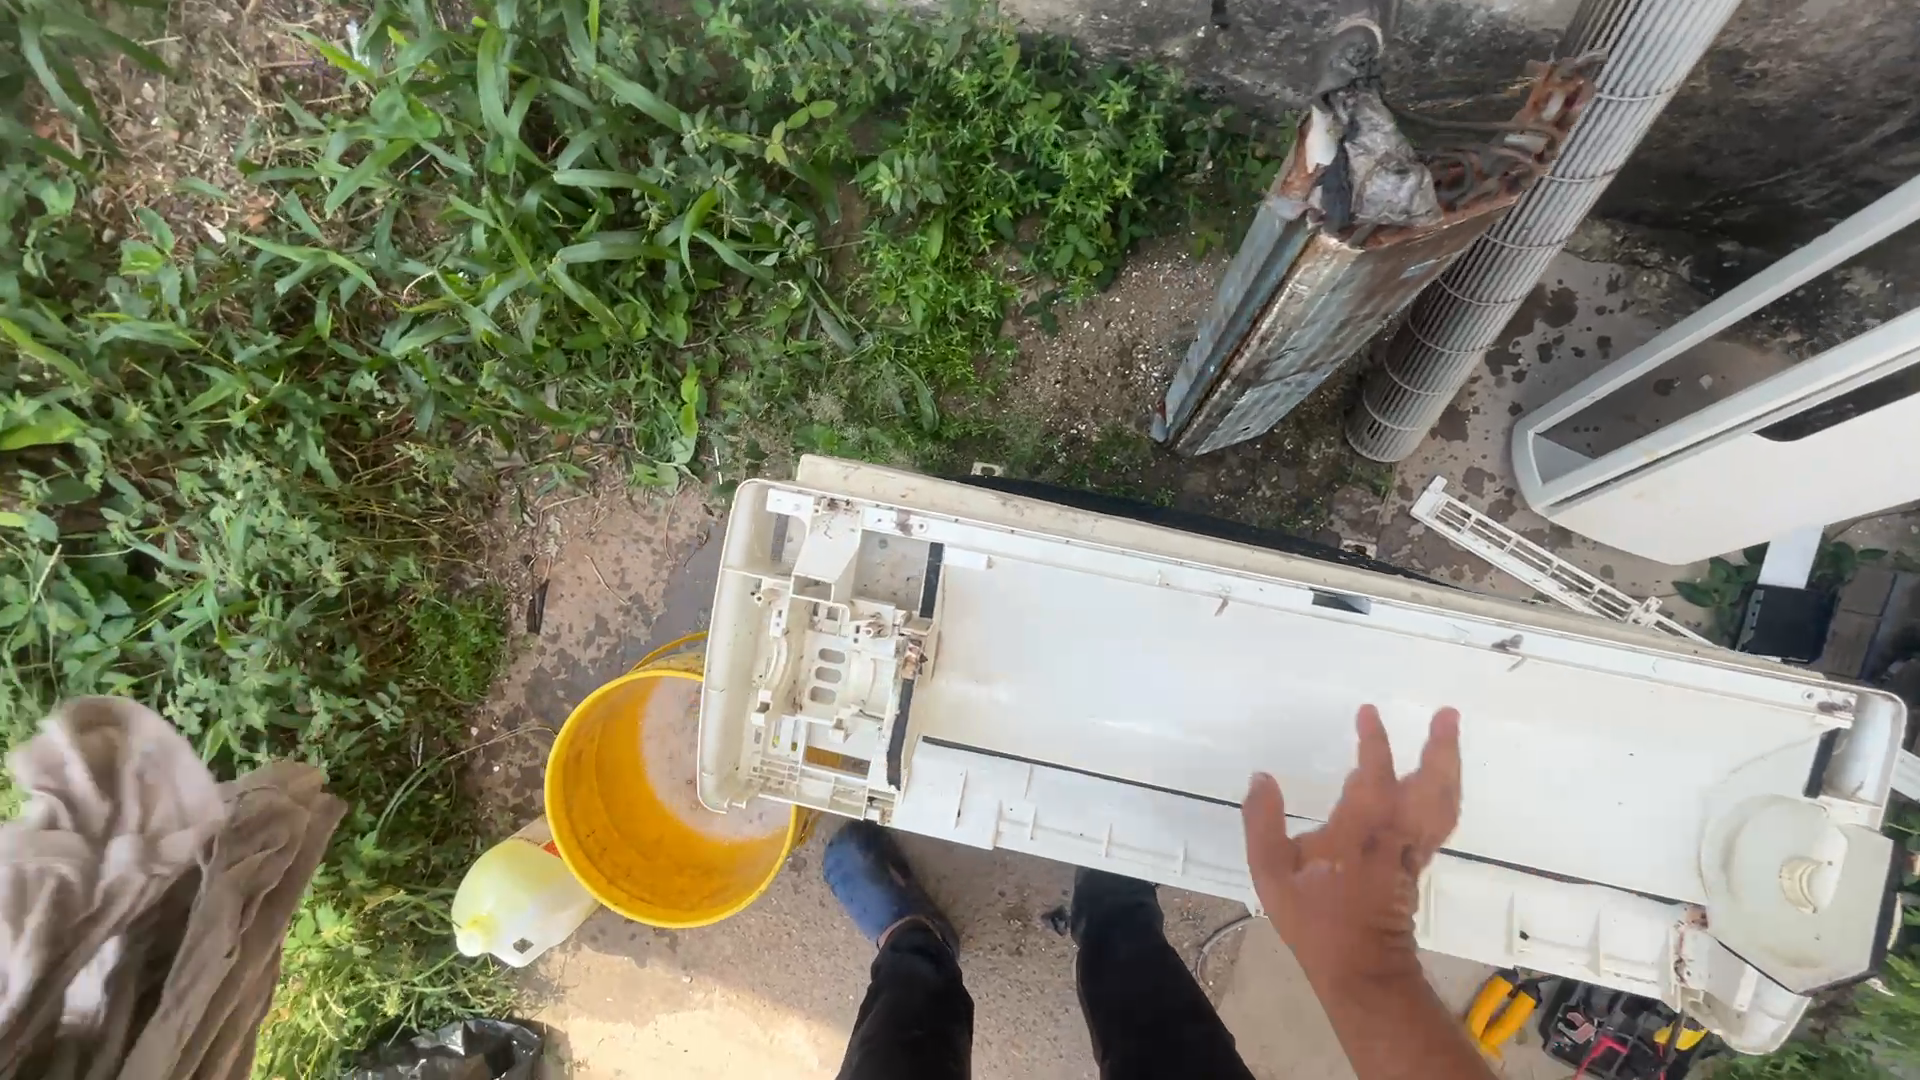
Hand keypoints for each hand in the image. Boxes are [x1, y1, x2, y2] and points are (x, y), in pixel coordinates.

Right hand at [1241, 705, 1461, 988]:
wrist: (1359, 968)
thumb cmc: (1312, 918)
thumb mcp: (1270, 870)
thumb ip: (1262, 821)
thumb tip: (1261, 777)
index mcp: (1359, 833)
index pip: (1374, 776)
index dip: (1374, 742)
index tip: (1368, 712)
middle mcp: (1395, 836)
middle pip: (1432, 788)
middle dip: (1440, 749)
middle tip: (1446, 714)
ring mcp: (1412, 850)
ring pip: (1444, 803)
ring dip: (1449, 766)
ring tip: (1446, 735)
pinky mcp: (1417, 863)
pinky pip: (1439, 820)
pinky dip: (1443, 792)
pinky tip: (1433, 779)